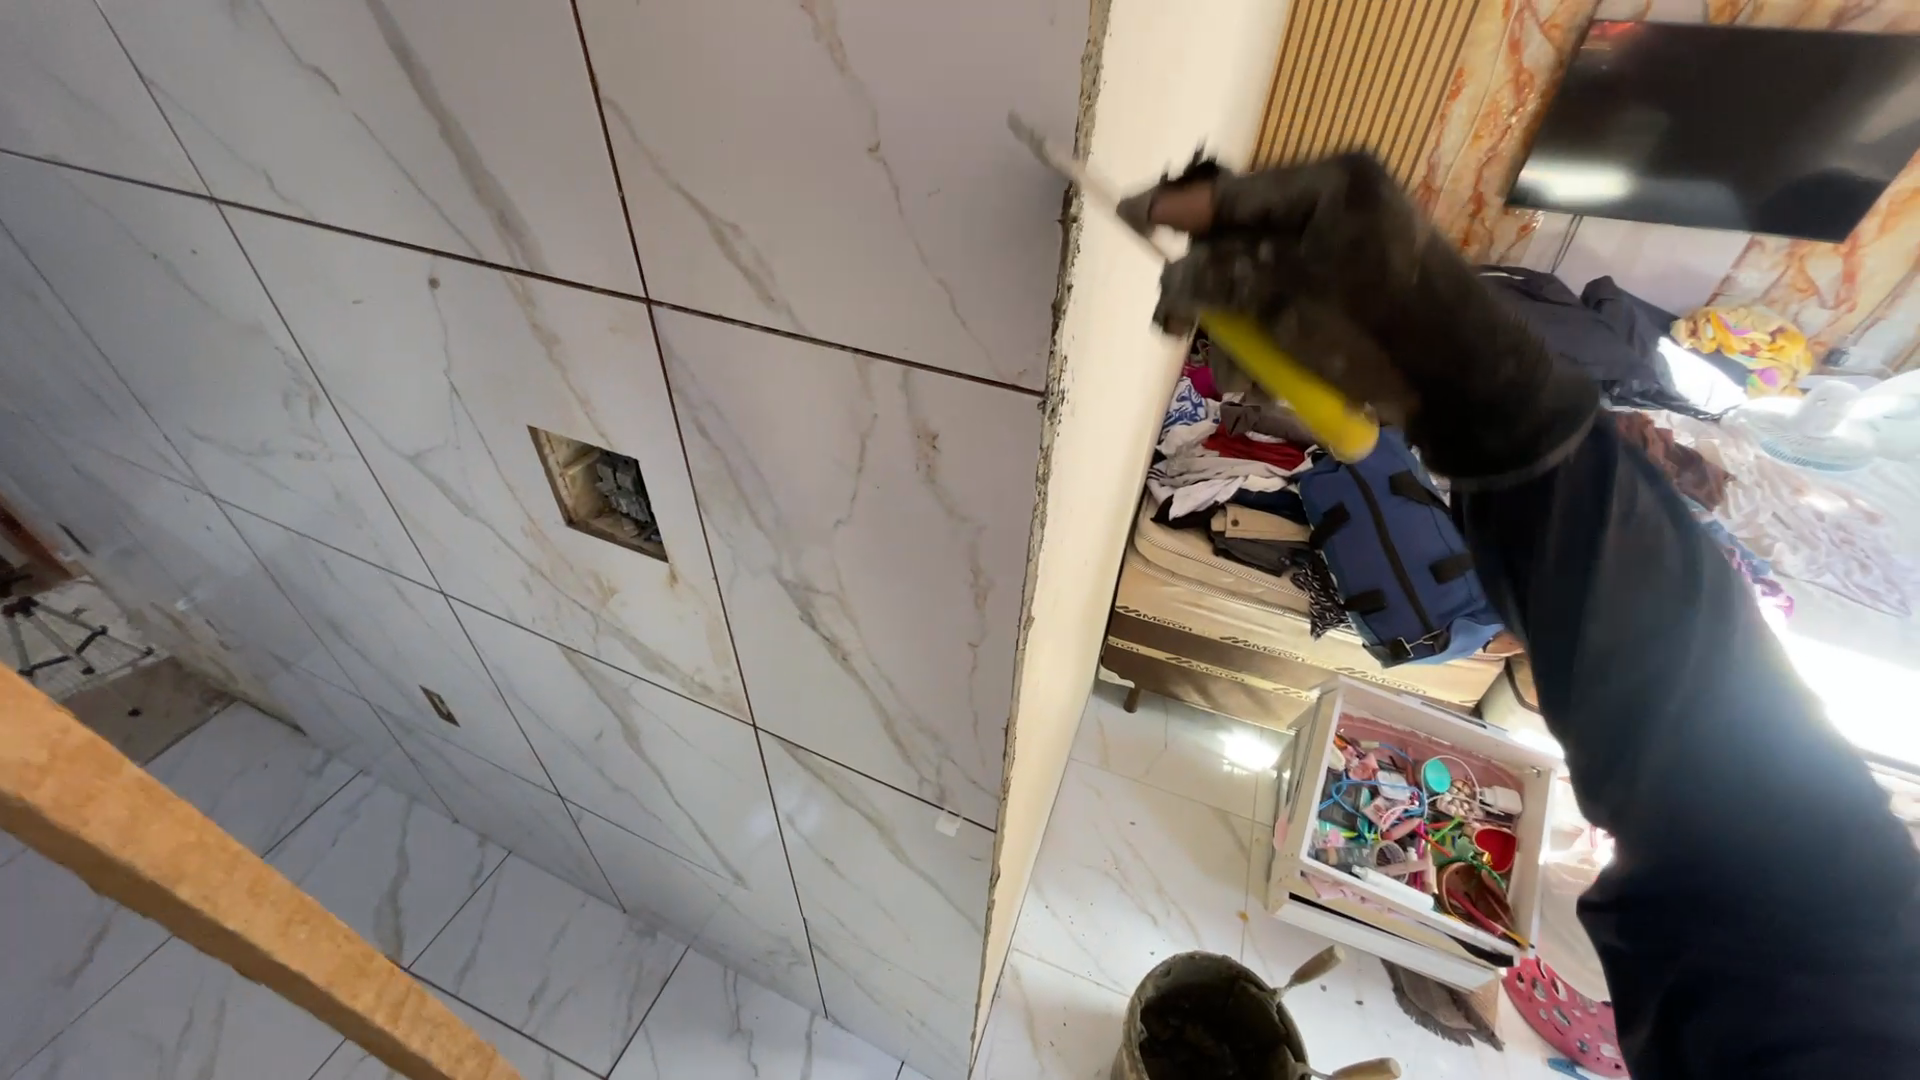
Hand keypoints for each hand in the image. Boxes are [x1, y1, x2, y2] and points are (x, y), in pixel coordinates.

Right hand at [1120, 153, 1596, 485]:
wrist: (1456, 387)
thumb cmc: (1380, 328)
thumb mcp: (1292, 296)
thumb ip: (1223, 279)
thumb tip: (1168, 277)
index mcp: (1328, 188)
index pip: (1234, 191)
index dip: (1178, 206)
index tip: (1129, 214)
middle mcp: (1324, 218)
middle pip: (1230, 247)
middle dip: (1204, 295)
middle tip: (1175, 326)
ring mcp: (1324, 266)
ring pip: (1243, 295)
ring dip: (1230, 340)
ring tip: (1242, 377)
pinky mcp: (1325, 310)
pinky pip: (1267, 325)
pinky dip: (1256, 357)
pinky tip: (1264, 381)